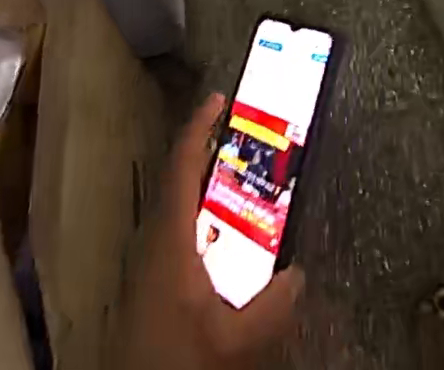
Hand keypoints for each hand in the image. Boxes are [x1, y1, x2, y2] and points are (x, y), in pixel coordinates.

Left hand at [120, 93, 304, 369]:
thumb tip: (298, 274)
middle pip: (176, 175)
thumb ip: (272, 308)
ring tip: (235, 170)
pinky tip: (218, 227)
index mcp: (170, 237)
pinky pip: (172, 221)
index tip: (218, 99)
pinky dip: (195, 205)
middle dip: (205, 146)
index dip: (198, 127)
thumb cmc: (178, 360)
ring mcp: (145, 254)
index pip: (181, 165)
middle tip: (239, 131)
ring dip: (200, 177)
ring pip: (173, 198)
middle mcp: (152, 236)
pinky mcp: (145, 272)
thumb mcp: (234, 342)